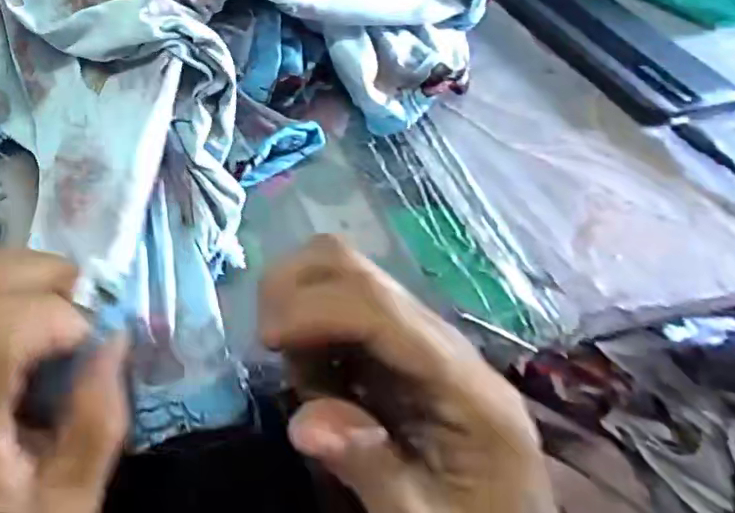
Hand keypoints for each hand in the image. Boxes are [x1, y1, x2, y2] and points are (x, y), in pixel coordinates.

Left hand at [0, 249, 128, 512]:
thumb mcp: (68, 499)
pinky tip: (46, 316)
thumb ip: (96, 423)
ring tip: (75, 310)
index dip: (55, 317)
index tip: (100, 340)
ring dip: (35, 274)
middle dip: (50, 276)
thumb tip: (115, 338)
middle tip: (98, 309)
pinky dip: (18, 283)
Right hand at [260, 236, 553, 512]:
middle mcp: (444, 342)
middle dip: (292, 291)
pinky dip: (301, 310)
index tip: (267, 344)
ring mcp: (418, 331)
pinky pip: (332, 289)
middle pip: (350, 265)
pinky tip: (309, 362)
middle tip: (271, 346)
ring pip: (336, 265)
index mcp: (467, 387)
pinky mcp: (395, 333)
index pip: (377, 308)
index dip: (310, 309)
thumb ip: (370, 469)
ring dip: (293, 297)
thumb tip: (303, 426)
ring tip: (293, 358)